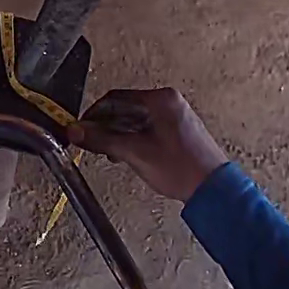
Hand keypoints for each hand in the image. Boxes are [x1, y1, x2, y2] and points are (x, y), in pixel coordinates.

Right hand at [67, 88, 229, 201]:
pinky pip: (143, 129)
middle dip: (103, 126)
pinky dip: (129, 139)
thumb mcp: (133, 152)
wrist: (212, 190)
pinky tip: (121, 154)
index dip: (93, 114)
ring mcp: (172, 117)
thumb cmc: (182, 168)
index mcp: (161, 100)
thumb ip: (101, 139)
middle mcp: (168, 103)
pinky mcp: (174, 132)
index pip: (114, 98)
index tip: (80, 127)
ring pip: (131, 120)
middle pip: (123, 108)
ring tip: (104, 151)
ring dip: (115, 134)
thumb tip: (76, 131)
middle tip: (88, 140)